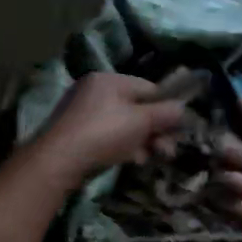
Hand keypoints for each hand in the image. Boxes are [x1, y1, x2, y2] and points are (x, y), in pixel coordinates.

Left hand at [33, 73, 187, 184]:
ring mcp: (82, 113)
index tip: (178, 129)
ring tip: (149, 159)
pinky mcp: (76, 135)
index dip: (166, 108)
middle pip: (136, 108)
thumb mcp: (141, 121)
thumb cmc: (104, 134)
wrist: (58, 161)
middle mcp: (94, 91)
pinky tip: (131, 161)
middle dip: (154, 130)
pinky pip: (108, 136)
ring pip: (123, 125)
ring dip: (141, 142)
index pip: (148, 88)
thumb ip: (166, 113)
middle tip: (166, 151)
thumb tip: (183, 108)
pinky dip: (123, 147)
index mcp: (108, 79)